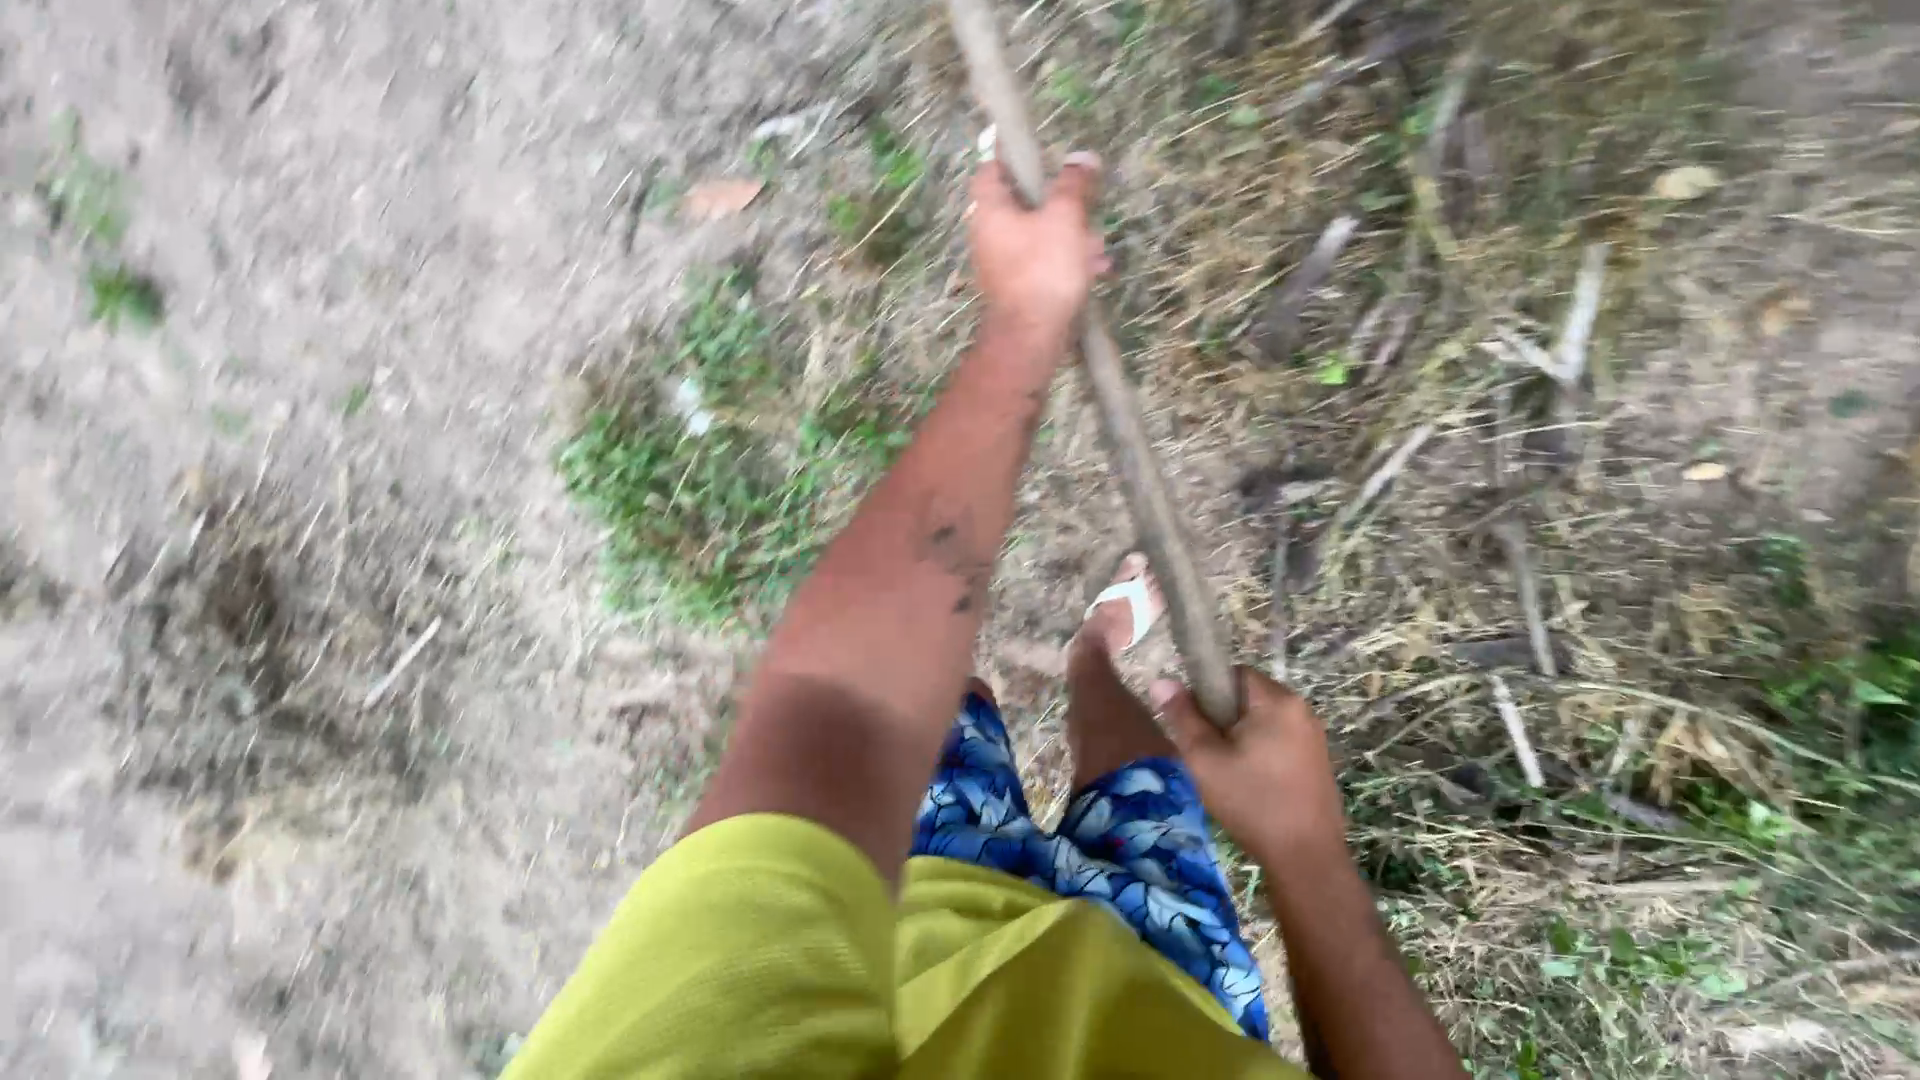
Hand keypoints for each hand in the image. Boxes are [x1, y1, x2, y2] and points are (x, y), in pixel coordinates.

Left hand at [967, 154, 1108, 349]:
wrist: (1032, 337)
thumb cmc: (1043, 269)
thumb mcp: (1064, 217)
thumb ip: (1074, 184)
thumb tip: (1083, 157)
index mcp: (990, 211)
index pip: (990, 169)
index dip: (1013, 157)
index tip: (1040, 153)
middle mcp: (989, 236)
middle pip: (1024, 205)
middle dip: (1060, 205)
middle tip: (1087, 206)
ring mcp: (1002, 266)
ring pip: (1039, 237)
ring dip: (1071, 237)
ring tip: (1098, 246)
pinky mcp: (1018, 290)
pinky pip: (1044, 265)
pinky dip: (1067, 263)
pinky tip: (1096, 270)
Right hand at [1153, 668, 1346, 859]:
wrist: (1306, 858)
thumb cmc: (1251, 801)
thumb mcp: (1204, 758)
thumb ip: (1182, 716)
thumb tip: (1162, 680)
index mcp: (1277, 700)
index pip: (1232, 673)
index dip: (1207, 694)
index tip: (1197, 727)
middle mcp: (1301, 709)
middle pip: (1247, 697)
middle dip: (1223, 719)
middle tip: (1209, 754)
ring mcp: (1314, 736)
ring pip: (1261, 721)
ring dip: (1240, 738)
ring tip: (1227, 773)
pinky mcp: (1317, 760)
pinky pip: (1278, 741)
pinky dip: (1259, 753)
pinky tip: (1250, 785)